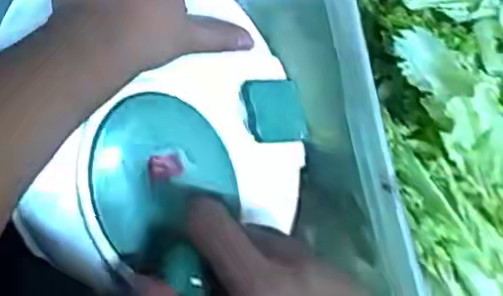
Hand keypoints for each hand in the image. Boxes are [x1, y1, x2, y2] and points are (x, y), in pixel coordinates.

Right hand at [133, 198, 363, 295]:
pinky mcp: (362, 290)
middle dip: (231, 255)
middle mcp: (301, 265)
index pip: (205, 214)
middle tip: (227, 290)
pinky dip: (304, 287)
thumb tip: (140, 278)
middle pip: (247, 231)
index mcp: (263, 280)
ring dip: (268, 271)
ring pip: (286, 253)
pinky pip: (320, 274)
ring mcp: (339, 279)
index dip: (188, 229)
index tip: (182, 256)